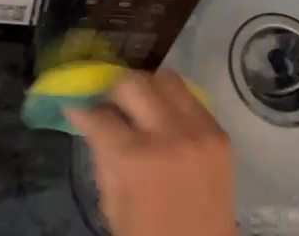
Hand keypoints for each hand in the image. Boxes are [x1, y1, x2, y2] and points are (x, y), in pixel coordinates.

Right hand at [68, 71, 236, 235]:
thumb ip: (102, 155)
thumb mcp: (112, 203)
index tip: (79, 107)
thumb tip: (91, 118)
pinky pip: (191, 98)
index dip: (85, 110)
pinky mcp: (220, 132)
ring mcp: (199, 130)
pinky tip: (166, 121)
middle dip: (115, 91)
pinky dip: (173, 103)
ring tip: (140, 107)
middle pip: (134, 83)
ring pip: (167, 79)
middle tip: (110, 104)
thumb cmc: (148, 235)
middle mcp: (168, 134)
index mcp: (135, 159)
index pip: (101, 115)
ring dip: (148, 88)